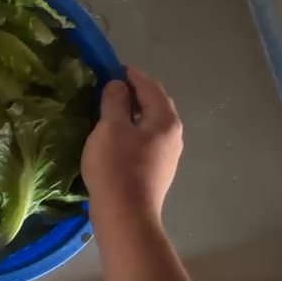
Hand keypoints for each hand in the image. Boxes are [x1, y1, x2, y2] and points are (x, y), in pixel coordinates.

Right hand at [82, 67, 182, 225]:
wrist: (126, 213)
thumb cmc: (116, 166)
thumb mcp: (110, 128)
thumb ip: (114, 102)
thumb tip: (118, 85)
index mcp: (165, 120)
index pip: (150, 86)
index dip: (131, 74)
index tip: (110, 67)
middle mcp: (173, 134)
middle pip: (155, 104)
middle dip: (134, 92)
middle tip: (108, 87)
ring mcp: (168, 154)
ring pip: (150, 123)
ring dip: (132, 113)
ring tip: (108, 110)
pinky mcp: (157, 169)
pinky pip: (146, 140)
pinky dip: (132, 130)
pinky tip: (115, 137)